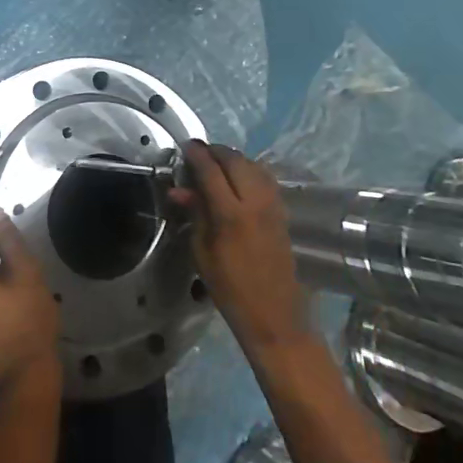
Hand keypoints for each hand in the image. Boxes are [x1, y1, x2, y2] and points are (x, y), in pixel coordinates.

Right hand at [168, 141, 308, 353]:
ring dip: (233, 158)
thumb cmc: (230, 289)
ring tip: (217, 163)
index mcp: (231, 214)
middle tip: (199, 153)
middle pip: (235, 160)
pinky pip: (265, 178)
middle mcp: (255, 202)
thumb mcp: (203, 253)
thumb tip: (179, 190)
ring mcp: (273, 204)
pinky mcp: (282, 211)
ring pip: (253, 165)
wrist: (274, 315)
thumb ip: (195, 214)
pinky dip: (250, 169)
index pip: (211, 170)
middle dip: (215, 151)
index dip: (197, 154)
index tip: (185, 147)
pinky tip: (239, 177)